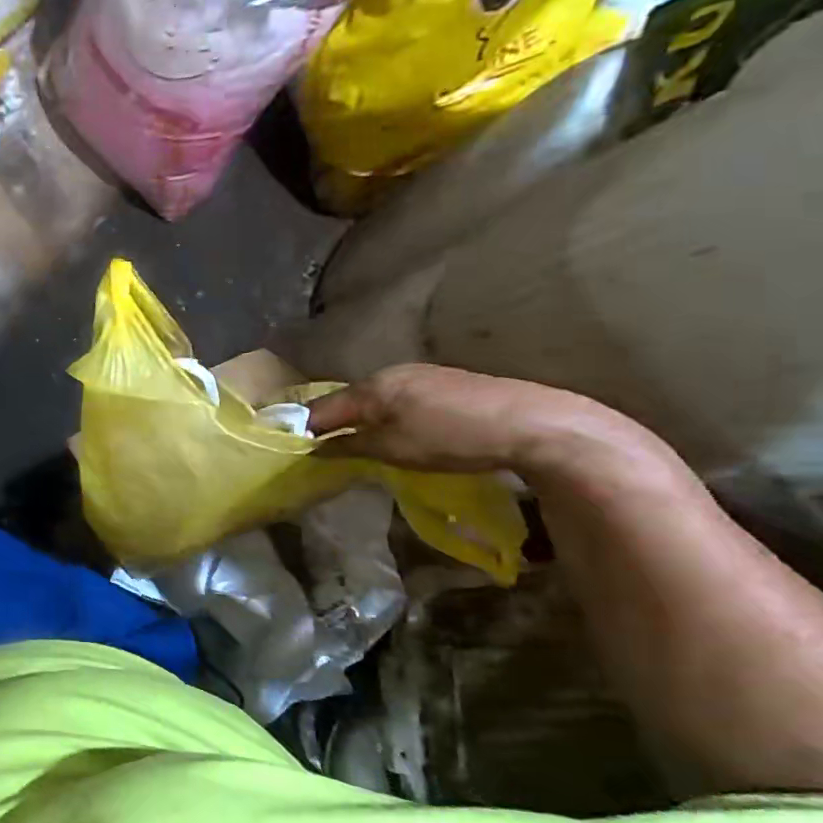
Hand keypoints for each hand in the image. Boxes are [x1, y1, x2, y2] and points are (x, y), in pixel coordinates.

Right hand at [306, 364, 630, 474]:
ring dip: (359, 420)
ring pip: (374, 400)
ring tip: (352, 445)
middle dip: (330, 422)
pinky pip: (399, 400)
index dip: (301, 427)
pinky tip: (393, 434)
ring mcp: (423, 376)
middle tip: (316, 449)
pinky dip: (385, 417)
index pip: (322, 407)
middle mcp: (393, 373)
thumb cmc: (452, 437)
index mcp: (373, 386)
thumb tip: (316, 447)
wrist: (536, 425)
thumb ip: (349, 446)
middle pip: (348, 400)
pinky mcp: (448, 385)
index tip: (286, 447)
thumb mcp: (392, 449)